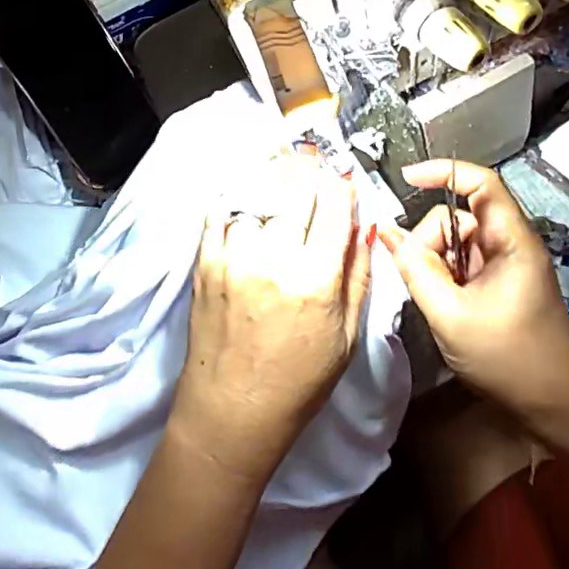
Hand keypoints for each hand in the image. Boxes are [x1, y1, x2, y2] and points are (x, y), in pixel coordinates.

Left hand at [171, 153, 373, 483]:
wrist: (230, 415)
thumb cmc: (298, 385)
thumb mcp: (346, 337)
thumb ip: (357, 275)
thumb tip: (364, 227)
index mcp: (315, 281)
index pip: (333, 208)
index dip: (340, 184)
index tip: (343, 174)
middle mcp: (273, 261)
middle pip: (294, 191)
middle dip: (307, 166)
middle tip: (311, 153)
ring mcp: (233, 260)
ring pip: (255, 195)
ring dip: (272, 177)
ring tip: (281, 166)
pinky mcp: (204, 265)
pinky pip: (219, 214)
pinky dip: (234, 196)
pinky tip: (246, 189)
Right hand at [379, 160, 568, 453]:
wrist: (560, 407)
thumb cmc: (513, 361)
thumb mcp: (451, 316)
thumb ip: (415, 270)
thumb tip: (387, 235)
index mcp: (511, 241)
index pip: (480, 183)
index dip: (443, 172)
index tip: (407, 177)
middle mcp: (509, 245)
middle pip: (457, 218)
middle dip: (429, 240)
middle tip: (421, 280)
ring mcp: (505, 267)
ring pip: (455, 245)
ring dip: (435, 264)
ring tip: (436, 303)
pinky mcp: (499, 286)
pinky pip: (462, 266)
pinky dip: (444, 278)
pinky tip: (443, 306)